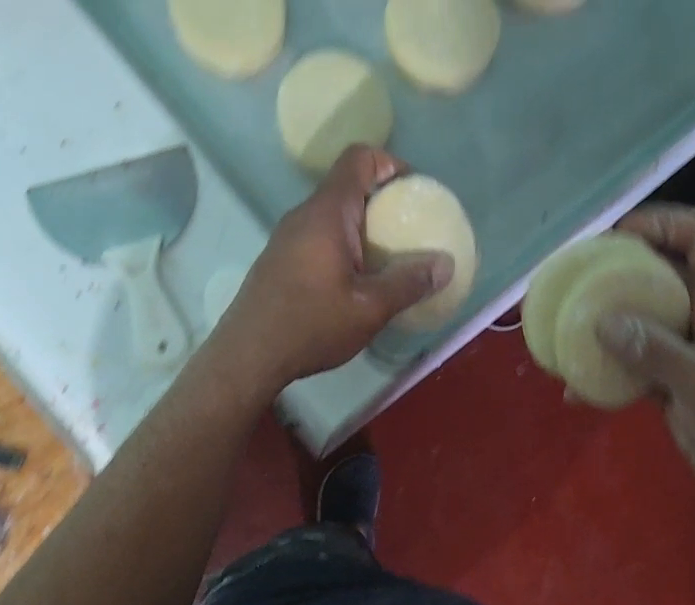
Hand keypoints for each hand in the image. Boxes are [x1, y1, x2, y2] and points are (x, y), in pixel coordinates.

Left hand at [205, 146, 453, 395]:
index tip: (414, 194)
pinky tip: (353, 287)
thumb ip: (409, 283)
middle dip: (383, 206)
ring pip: (333, 219)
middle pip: (348, 189)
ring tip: (386, 266)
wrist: (248, 355)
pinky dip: (342, 251)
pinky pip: (318, 241)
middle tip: (410, 237)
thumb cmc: (311, 326)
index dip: (391, 164)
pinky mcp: (279, 262)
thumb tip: (446, 264)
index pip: (359, 158)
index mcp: (328, 213)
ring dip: (362, 233)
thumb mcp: (369, 308)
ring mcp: (286, 238)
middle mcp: (304, 216)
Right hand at [596, 205, 694, 491]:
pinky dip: (612, 369)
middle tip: (584, 275)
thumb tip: (601, 321)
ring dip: (614, 319)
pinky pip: (641, 362)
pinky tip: (578, 388)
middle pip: (671, 272)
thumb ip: (653, 349)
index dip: (666, 223)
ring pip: (652, 318)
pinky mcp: (680, 381)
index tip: (620, 234)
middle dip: (628, 268)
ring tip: (572, 322)